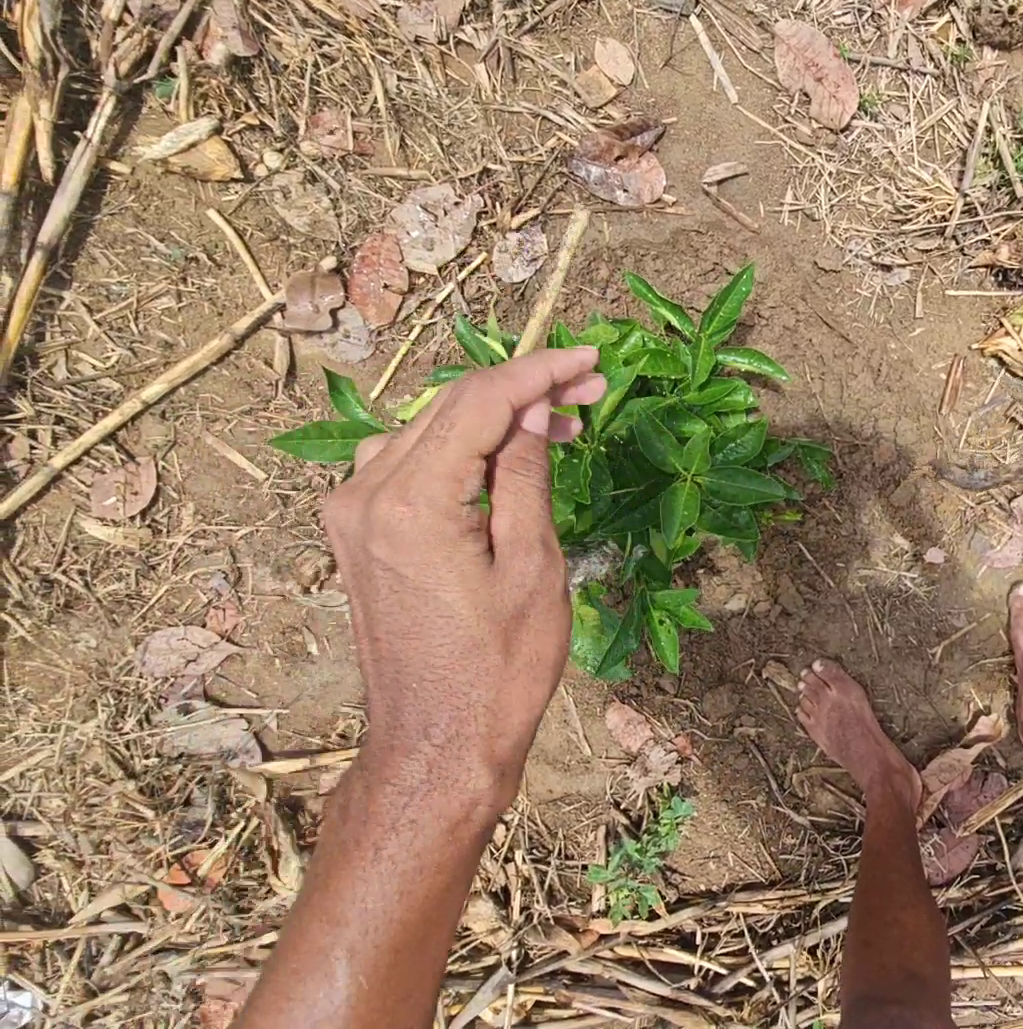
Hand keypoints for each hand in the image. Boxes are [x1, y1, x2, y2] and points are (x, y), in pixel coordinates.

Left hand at [321, 348, 605, 811]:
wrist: (441, 741)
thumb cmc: (501, 664)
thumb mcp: (532, 563)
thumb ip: (523, 475)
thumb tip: (531, 412)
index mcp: (409, 501)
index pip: (479, 403)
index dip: (540, 372)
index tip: (591, 360)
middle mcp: (364, 495)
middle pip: (450, 407)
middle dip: (524, 388)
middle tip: (590, 387)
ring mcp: (353, 515)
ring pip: (431, 430)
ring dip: (496, 416)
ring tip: (563, 421)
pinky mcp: (361, 535)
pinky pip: (414, 463)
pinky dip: (465, 447)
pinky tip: (507, 453)